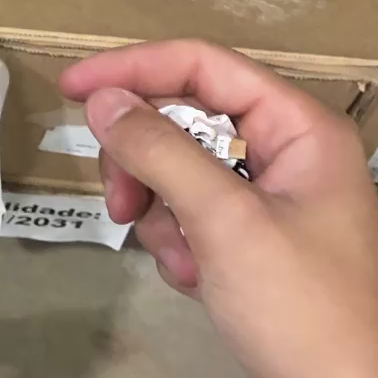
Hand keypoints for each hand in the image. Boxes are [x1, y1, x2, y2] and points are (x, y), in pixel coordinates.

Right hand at [61, 40, 377, 377]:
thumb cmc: (304, 312)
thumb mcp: (224, 221)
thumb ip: (158, 149)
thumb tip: (99, 98)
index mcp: (297, 128)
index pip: (199, 64)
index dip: (131, 67)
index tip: (73, 88)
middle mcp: (282, 150)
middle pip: (178, 115)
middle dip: (141, 156)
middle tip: (120, 197)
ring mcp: (263, 195)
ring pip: (170, 161)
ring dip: (155, 204)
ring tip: (173, 252)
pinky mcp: (245, 235)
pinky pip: (181, 204)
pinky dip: (172, 235)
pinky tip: (194, 275)